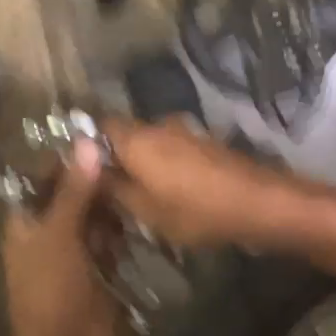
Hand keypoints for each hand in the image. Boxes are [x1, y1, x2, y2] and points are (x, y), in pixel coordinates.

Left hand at [2, 139, 120, 335]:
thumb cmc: (51, 287)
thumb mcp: (59, 232)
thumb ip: (74, 188)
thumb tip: (87, 141)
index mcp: (25, 221)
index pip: (42, 178)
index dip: (65, 158)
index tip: (96, 133)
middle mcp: (47, 230)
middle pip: (71, 193)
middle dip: (94, 177)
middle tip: (125, 151)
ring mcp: (74, 248)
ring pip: (94, 212)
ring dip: (111, 199)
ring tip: (137, 173)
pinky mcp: (99, 264)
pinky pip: (111, 234)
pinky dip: (122, 223)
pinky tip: (141, 204)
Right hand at [103, 120, 296, 248]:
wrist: (255, 201)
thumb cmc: (195, 210)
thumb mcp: (146, 210)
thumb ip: (115, 188)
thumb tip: (91, 173)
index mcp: (138, 138)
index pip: (101, 125)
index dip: (87, 144)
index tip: (80, 169)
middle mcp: (158, 125)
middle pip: (126, 134)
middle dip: (115, 158)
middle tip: (106, 190)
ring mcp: (184, 131)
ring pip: (149, 143)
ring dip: (141, 163)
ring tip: (135, 195)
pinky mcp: (203, 142)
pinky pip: (170, 149)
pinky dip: (162, 165)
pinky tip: (165, 191)